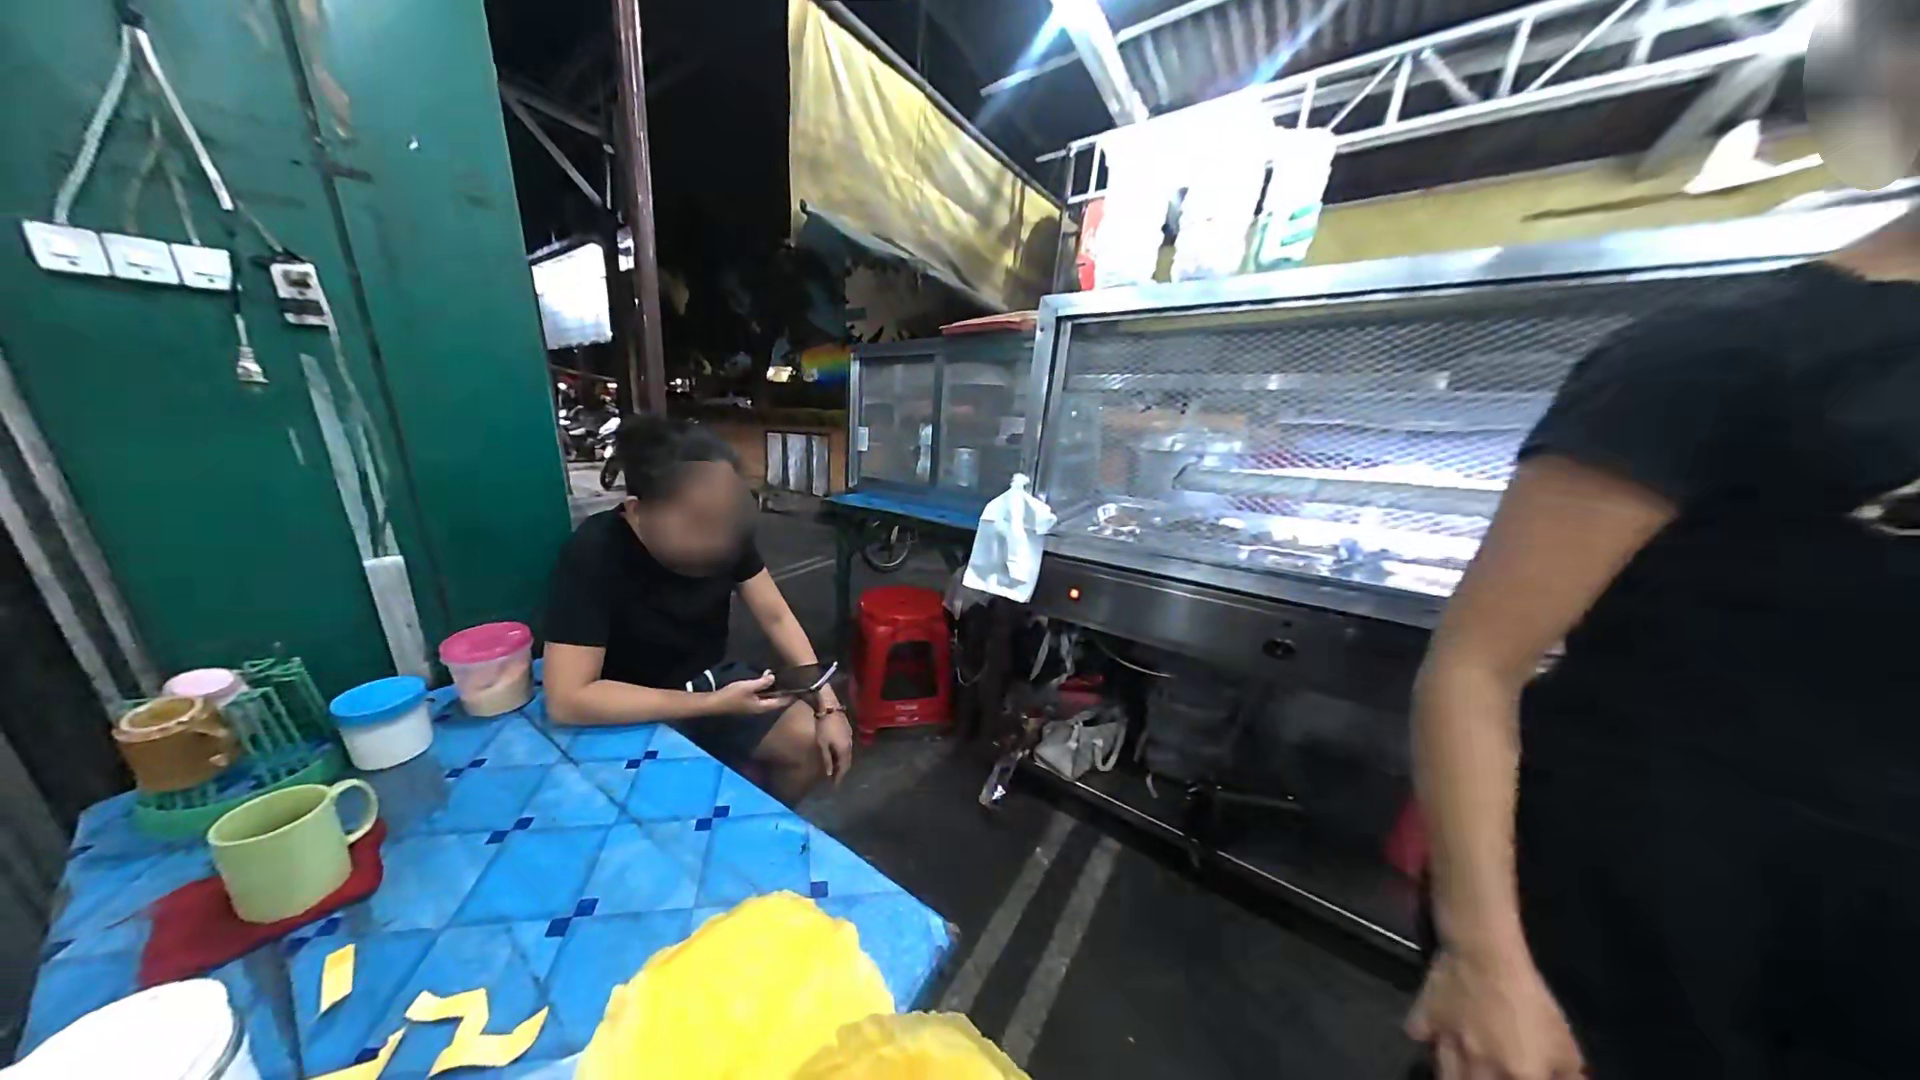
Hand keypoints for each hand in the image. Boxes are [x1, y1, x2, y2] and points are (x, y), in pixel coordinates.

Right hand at [709, 673, 792, 715]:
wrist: (714, 704)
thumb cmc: (732, 696)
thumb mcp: (748, 687)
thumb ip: (763, 682)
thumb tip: (774, 677)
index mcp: (764, 707)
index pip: (783, 702)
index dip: (792, 695)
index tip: (801, 687)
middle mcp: (762, 709)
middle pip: (778, 701)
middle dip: (786, 691)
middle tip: (794, 680)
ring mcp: (755, 706)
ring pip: (771, 698)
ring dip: (776, 689)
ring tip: (783, 678)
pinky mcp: (749, 702)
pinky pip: (763, 696)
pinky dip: (768, 689)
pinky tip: (768, 679)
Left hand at [814, 709, 852, 783]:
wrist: (829, 707)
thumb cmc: (824, 727)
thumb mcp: (822, 744)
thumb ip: (826, 759)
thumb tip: (830, 773)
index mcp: (844, 749)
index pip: (843, 767)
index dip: (839, 777)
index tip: (835, 785)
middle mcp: (849, 744)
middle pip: (847, 761)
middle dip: (842, 770)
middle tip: (836, 778)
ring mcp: (849, 736)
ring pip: (847, 753)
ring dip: (842, 761)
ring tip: (836, 767)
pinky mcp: (847, 730)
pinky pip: (847, 746)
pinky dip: (842, 753)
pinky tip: (837, 752)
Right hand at [1406, 948, 1583, 1079]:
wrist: (1486, 955)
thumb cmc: (1531, 1001)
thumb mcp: (1565, 1046)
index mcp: (1520, 1076)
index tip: (1520, 1077)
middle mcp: (1481, 1067)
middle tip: (1486, 1075)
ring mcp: (1448, 1041)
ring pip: (1444, 1075)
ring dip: (1454, 1077)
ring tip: (1462, 1073)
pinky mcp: (1425, 1016)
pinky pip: (1417, 1035)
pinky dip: (1424, 1038)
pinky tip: (1434, 1036)